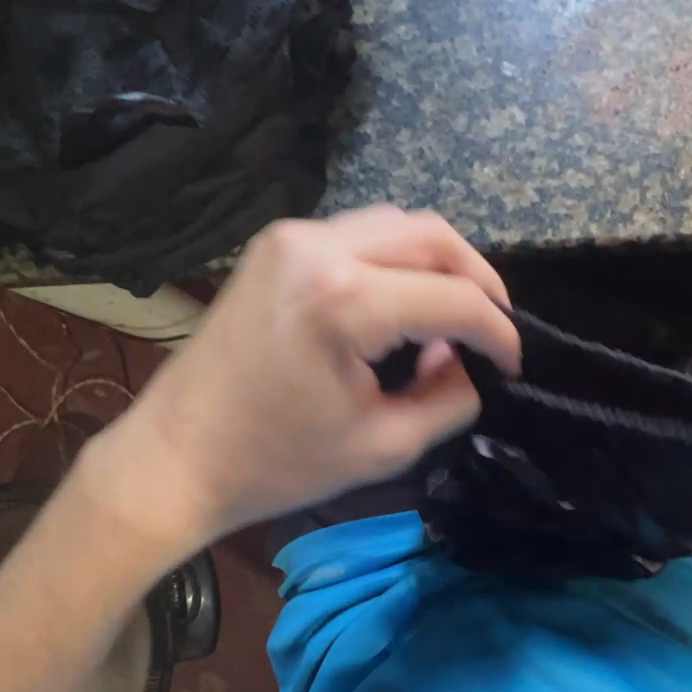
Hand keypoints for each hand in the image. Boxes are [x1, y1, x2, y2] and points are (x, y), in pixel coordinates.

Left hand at [86, 206, 519, 540]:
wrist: (178, 458)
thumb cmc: (278, 465)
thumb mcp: (384, 447)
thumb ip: (448, 397)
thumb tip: (465, 360)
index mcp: (345, 300)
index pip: (455, 299)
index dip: (498, 333)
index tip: (513, 366)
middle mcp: (319, 246)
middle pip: (433, 237)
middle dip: (478, 282)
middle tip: (493, 332)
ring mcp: (290, 238)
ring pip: (397, 226)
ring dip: (437, 266)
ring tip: (454, 320)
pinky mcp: (274, 247)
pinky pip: (358, 236)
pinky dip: (396, 263)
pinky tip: (404, 306)